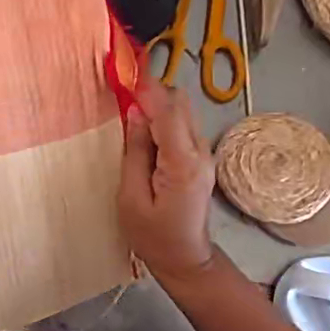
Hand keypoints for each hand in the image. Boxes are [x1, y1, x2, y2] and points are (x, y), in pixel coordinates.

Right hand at [117, 77, 219, 286]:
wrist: (186, 260)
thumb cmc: (153, 237)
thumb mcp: (131, 198)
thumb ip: (134, 153)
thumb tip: (134, 113)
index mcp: (182, 164)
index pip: (167, 112)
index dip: (148, 88)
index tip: (126, 71)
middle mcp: (200, 153)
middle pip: (181, 104)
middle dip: (154, 93)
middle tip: (124, 95)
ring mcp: (205, 155)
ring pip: (184, 112)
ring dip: (159, 106)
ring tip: (131, 114)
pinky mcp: (202, 160)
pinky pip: (184, 127)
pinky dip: (164, 120)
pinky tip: (145, 132)